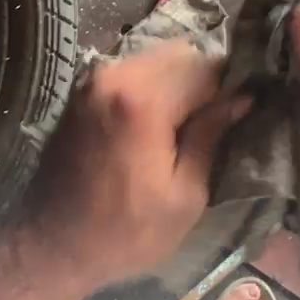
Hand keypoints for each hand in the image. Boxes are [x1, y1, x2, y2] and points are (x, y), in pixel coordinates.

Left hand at [15, 41, 250, 291]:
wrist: (52, 244)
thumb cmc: (125, 232)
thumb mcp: (184, 195)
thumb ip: (211, 136)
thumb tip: (242, 98)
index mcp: (143, 100)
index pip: (206, 68)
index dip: (232, 85)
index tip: (247, 105)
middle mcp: (115, 75)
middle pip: (180, 54)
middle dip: (205, 79)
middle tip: (219, 116)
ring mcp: (94, 78)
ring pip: (155, 59)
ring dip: (178, 80)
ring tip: (190, 121)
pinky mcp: (83, 89)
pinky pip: (130, 70)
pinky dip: (152, 84)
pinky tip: (158, 120)